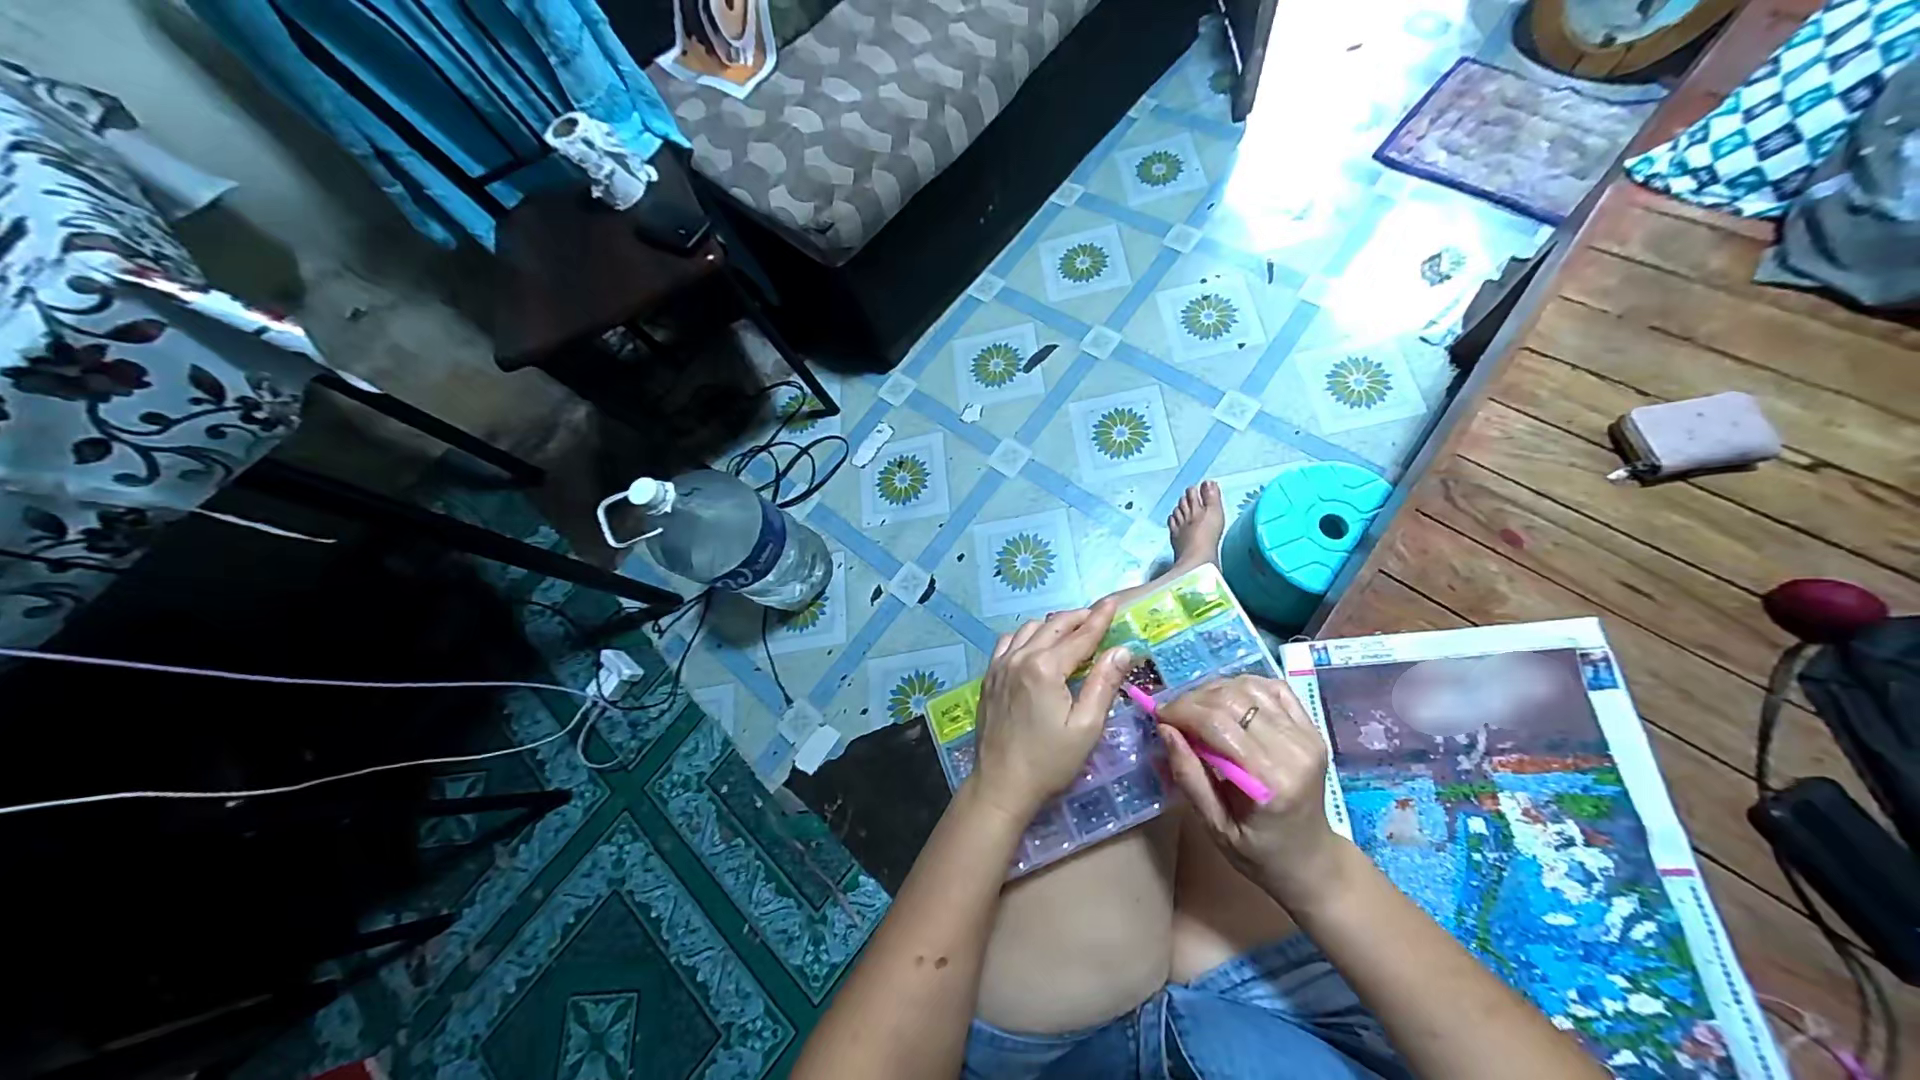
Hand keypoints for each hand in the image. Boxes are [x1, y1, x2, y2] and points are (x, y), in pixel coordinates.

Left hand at [970, 598, 1132, 818]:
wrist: (1001, 784)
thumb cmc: (1049, 761)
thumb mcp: (1086, 727)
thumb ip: (1104, 684)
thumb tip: (1122, 649)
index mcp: (1045, 668)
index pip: (1080, 636)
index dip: (1100, 618)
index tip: (1113, 601)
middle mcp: (1020, 658)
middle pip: (1054, 626)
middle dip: (1079, 618)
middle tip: (1098, 616)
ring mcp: (1000, 665)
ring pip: (1029, 629)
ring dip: (1053, 625)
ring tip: (1072, 631)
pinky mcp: (990, 676)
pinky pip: (1008, 642)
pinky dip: (1027, 635)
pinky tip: (1036, 644)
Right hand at [1157, 675, 1347, 905]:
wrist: (1311, 858)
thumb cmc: (1259, 852)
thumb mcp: (1215, 826)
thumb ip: (1189, 776)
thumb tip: (1165, 729)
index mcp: (1271, 779)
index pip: (1217, 724)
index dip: (1182, 712)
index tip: (1158, 718)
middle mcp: (1294, 749)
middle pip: (1231, 700)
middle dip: (1192, 700)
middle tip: (1172, 715)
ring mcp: (1307, 735)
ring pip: (1248, 687)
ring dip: (1213, 691)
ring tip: (1197, 710)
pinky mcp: (1311, 727)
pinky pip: (1272, 687)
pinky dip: (1242, 686)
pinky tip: (1227, 702)